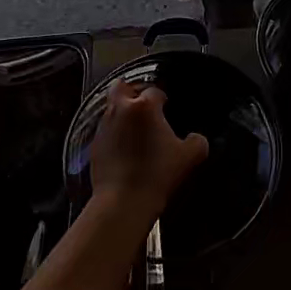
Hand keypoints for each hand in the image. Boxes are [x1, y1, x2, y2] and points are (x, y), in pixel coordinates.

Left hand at [90, 78, 207, 225]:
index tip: (167, 108)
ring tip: (135, 130)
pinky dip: (114, 133)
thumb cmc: (157, 174)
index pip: (154, 91)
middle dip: (132, 92)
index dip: (163, 98)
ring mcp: (103, 127)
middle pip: (121, 87)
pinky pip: (105, 130)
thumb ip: (198, 141)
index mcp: (144, 107)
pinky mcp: (92, 145)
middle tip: (144, 107)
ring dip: (122, 113)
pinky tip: (124, 149)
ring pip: (111, 109)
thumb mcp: (190, 157)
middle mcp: (120, 110)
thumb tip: (196, 138)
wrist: (122, 202)